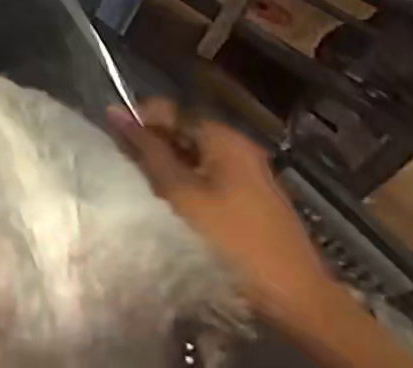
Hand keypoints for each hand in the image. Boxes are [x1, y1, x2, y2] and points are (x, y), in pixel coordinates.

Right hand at [108, 99, 334, 325]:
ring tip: (148, 191)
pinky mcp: (253, 201)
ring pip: (194, 158)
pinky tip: (176, 210)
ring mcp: (250, 174)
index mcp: (223, 136)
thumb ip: (146, 150)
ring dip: (169, 170)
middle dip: (153, 148)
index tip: (116, 143)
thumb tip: (114, 111)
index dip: (139, 121)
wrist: (298, 302)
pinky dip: (188, 187)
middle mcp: (239, 147)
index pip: (168, 109)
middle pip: (182, 133)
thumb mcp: (179, 192)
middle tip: (130, 171)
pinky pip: (209, 179)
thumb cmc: (232, 240)